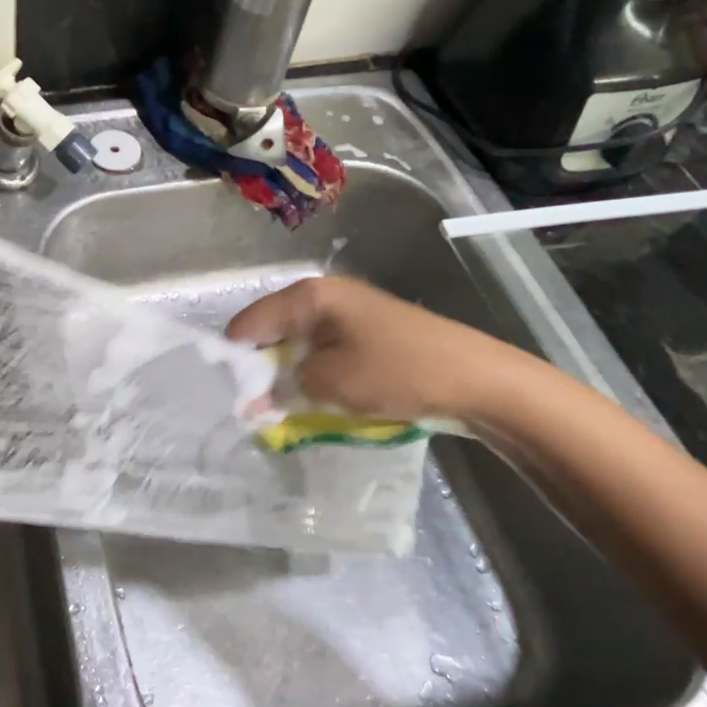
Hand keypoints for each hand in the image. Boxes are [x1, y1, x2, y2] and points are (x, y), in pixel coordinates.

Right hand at [226, 276, 542, 422]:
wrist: (477, 378)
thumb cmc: (396, 371)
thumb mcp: (330, 384)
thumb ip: (283, 388)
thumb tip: (255, 400)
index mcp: (307, 296)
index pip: (247, 323)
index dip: (233, 360)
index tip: (229, 397)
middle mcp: (323, 296)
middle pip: (271, 331)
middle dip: (259, 369)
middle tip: (254, 409)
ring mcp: (347, 313)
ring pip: (297, 344)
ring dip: (288, 376)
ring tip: (284, 410)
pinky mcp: (367, 334)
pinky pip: (324, 352)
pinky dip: (314, 375)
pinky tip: (318, 400)